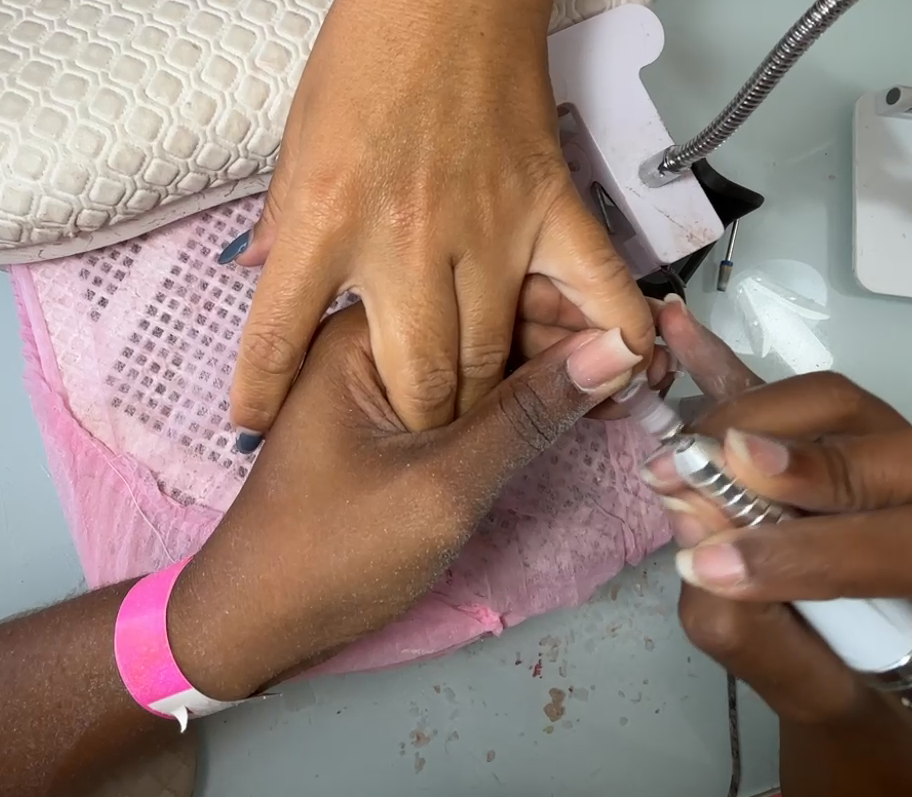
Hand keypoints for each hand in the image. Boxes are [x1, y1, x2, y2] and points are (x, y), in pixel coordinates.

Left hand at [168, 303, 644, 699]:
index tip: (650, 345)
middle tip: (655, 376)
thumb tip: (615, 349)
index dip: (574, 316)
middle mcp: (377, 337)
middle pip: (488, 321)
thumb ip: (525, 414)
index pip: (486, 293)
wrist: (255, 618)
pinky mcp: (397, 418)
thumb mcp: (441, 484)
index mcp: (370, 329)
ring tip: (633, 393)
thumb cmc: (336, 551)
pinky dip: (520, 405)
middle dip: (571, 346)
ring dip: (553, 377)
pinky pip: (467, 395)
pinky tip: (575, 412)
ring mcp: (385, 378)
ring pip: (485, 360)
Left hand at [221, 0, 654, 440]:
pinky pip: (594, 292)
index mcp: (324, 218)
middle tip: (405, 428)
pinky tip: (608, 377)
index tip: (253, 424)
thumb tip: (257, 274)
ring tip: (475, 413)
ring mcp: (487, 230)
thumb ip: (283, 220)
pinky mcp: (551, 207)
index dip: (259, 394)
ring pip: (493, 362)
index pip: (277, 336)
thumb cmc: (362, 53)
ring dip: (483, 403)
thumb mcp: (298, 137)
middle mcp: (403, 241)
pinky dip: (606, 344)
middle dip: (411, 426)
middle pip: (416, 382)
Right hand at [641, 300, 911, 725]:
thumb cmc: (866, 696)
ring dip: (767, 415)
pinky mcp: (850, 428)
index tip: (719, 561)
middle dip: (819, 458)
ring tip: (689, 450)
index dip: (829, 550)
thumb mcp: (820, 693)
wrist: (884, 678)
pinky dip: (727, 362)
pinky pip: (792, 391)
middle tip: (717, 468)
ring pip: (861, 403)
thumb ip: (758, 633)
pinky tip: (677, 330)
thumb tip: (696, 539)